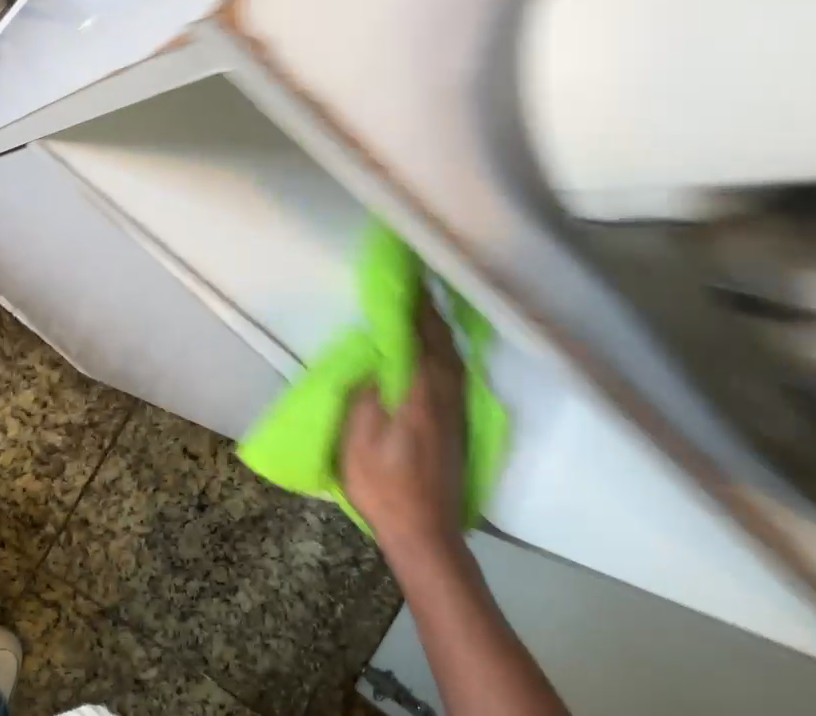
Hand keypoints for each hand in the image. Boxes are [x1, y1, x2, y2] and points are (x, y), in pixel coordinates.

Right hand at [341, 291, 467, 563]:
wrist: (424, 533)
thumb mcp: (358, 437)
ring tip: (424, 311)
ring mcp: (456, 414)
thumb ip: (366, 394)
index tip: (406, 281)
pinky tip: (434, 352)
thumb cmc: (383, 484)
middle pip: (444, 345)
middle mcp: (447, 398)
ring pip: (454, 360)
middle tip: (416, 288)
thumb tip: (375, 363)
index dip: (414, 309)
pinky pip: (454, 375)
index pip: (421, 338)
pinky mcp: (458, 427)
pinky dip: (444, 352)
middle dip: (431, 314)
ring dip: (440, 332)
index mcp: (421, 395)